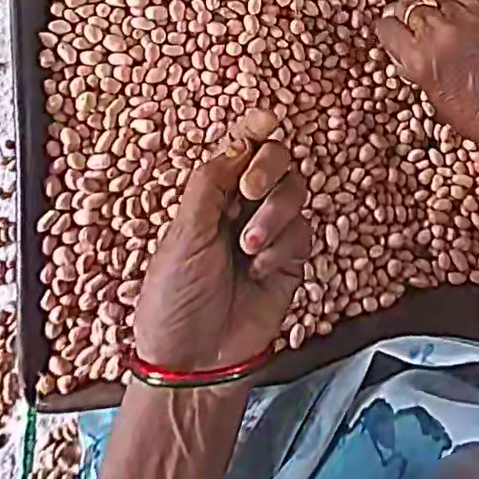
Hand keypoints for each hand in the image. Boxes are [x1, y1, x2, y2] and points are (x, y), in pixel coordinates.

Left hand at [132, 110, 311, 372]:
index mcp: (213, 193)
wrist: (197, 359)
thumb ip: (213, 182)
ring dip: (273, 213)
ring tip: (248, 245)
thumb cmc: (176, 295)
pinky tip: (258, 270)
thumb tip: (240, 143)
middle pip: (276, 158)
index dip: (255, 128)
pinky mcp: (290, 256)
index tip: (267, 118)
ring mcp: (270, 229)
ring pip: (295, 189)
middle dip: (268, 166)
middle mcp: (244, 205)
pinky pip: (302, 230)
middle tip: (249, 190)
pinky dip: (281, 246)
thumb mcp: (183, 232)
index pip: (240, 148)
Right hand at [375, 0, 478, 153]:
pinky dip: (453, 6)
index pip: (387, 27)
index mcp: (419, 59)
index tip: (390, 32)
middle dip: (405, 16)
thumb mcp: (433, 96)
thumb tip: (401, 48)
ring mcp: (464, 19)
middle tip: (409, 23)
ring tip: (434, 21)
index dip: (387, 30)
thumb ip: (414, 67)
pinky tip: (456, 18)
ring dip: (430, 9)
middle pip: (407, 7)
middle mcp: (438, 34)